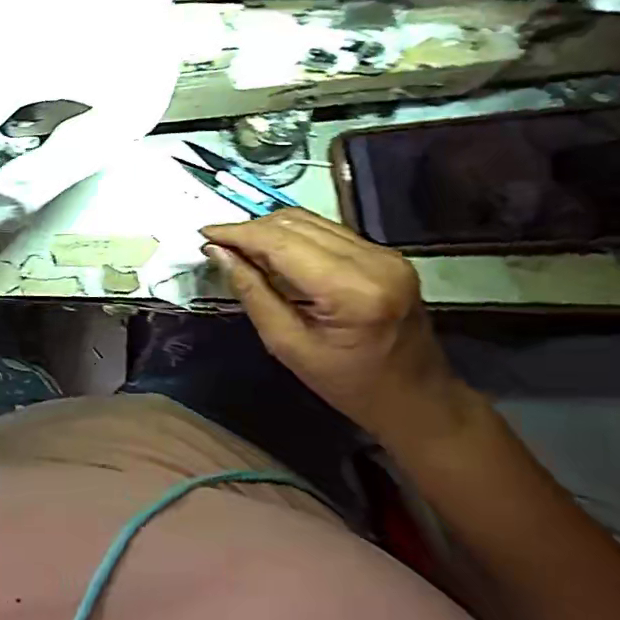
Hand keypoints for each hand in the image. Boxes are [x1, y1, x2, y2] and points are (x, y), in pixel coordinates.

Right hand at [200, 207, 482, 444]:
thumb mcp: (286, 344)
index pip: (280, 242)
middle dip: (249, 229)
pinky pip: (325, 231)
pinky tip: (270, 253)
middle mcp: (372, 261)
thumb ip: (252, 292)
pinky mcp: (384, 256)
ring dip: (268, 229)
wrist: (416, 398)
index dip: (237, 234)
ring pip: (309, 222)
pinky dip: (290, 236)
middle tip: (217, 244)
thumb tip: (218, 253)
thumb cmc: (347, 382)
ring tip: (238, 247)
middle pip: (295, 224)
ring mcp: (383, 255)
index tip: (203, 234)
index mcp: (351, 289)